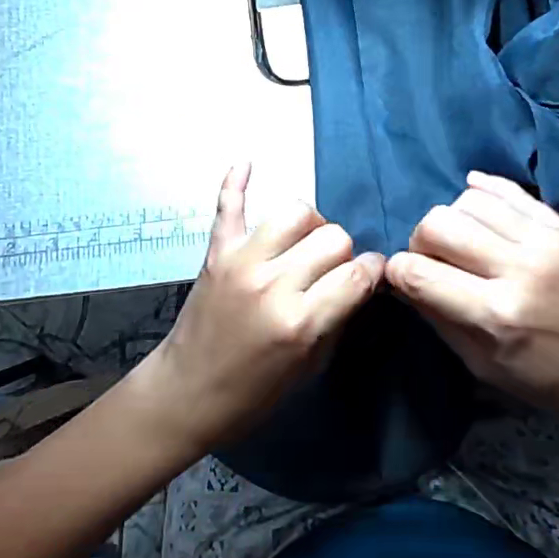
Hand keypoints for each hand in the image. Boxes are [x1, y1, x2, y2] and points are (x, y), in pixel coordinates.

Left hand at [130, 163, 384, 454]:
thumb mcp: (310, 367)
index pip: (357, 274)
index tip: (370, 274)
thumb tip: (361, 279)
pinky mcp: (215, 252)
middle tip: (330, 271)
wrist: (186, 394)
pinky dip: (237, 182)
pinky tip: (247, 163)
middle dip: (342, 253)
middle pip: (333, 237)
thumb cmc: (254, 392)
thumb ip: (338, 317)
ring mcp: (240, 262)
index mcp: (300, 322)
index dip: (373, 271)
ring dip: (310, 225)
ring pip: (296, 211)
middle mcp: (272, 284)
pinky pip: (228, 206)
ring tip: (303, 243)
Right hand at [386, 171, 558, 434]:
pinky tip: (475, 207)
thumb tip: (399, 279)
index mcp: (498, 315)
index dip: (397, 271)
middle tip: (432, 260)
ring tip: (462, 242)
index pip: (418, 272)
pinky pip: (507, 189)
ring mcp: (546, 240)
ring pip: (468, 200)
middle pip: (438, 224)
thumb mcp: (481, 364)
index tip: (401, 277)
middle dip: (420, 241)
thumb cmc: (546, 378)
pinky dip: (481, 193)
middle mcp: (520, 269)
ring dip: (452, 220)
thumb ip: (436, 316)